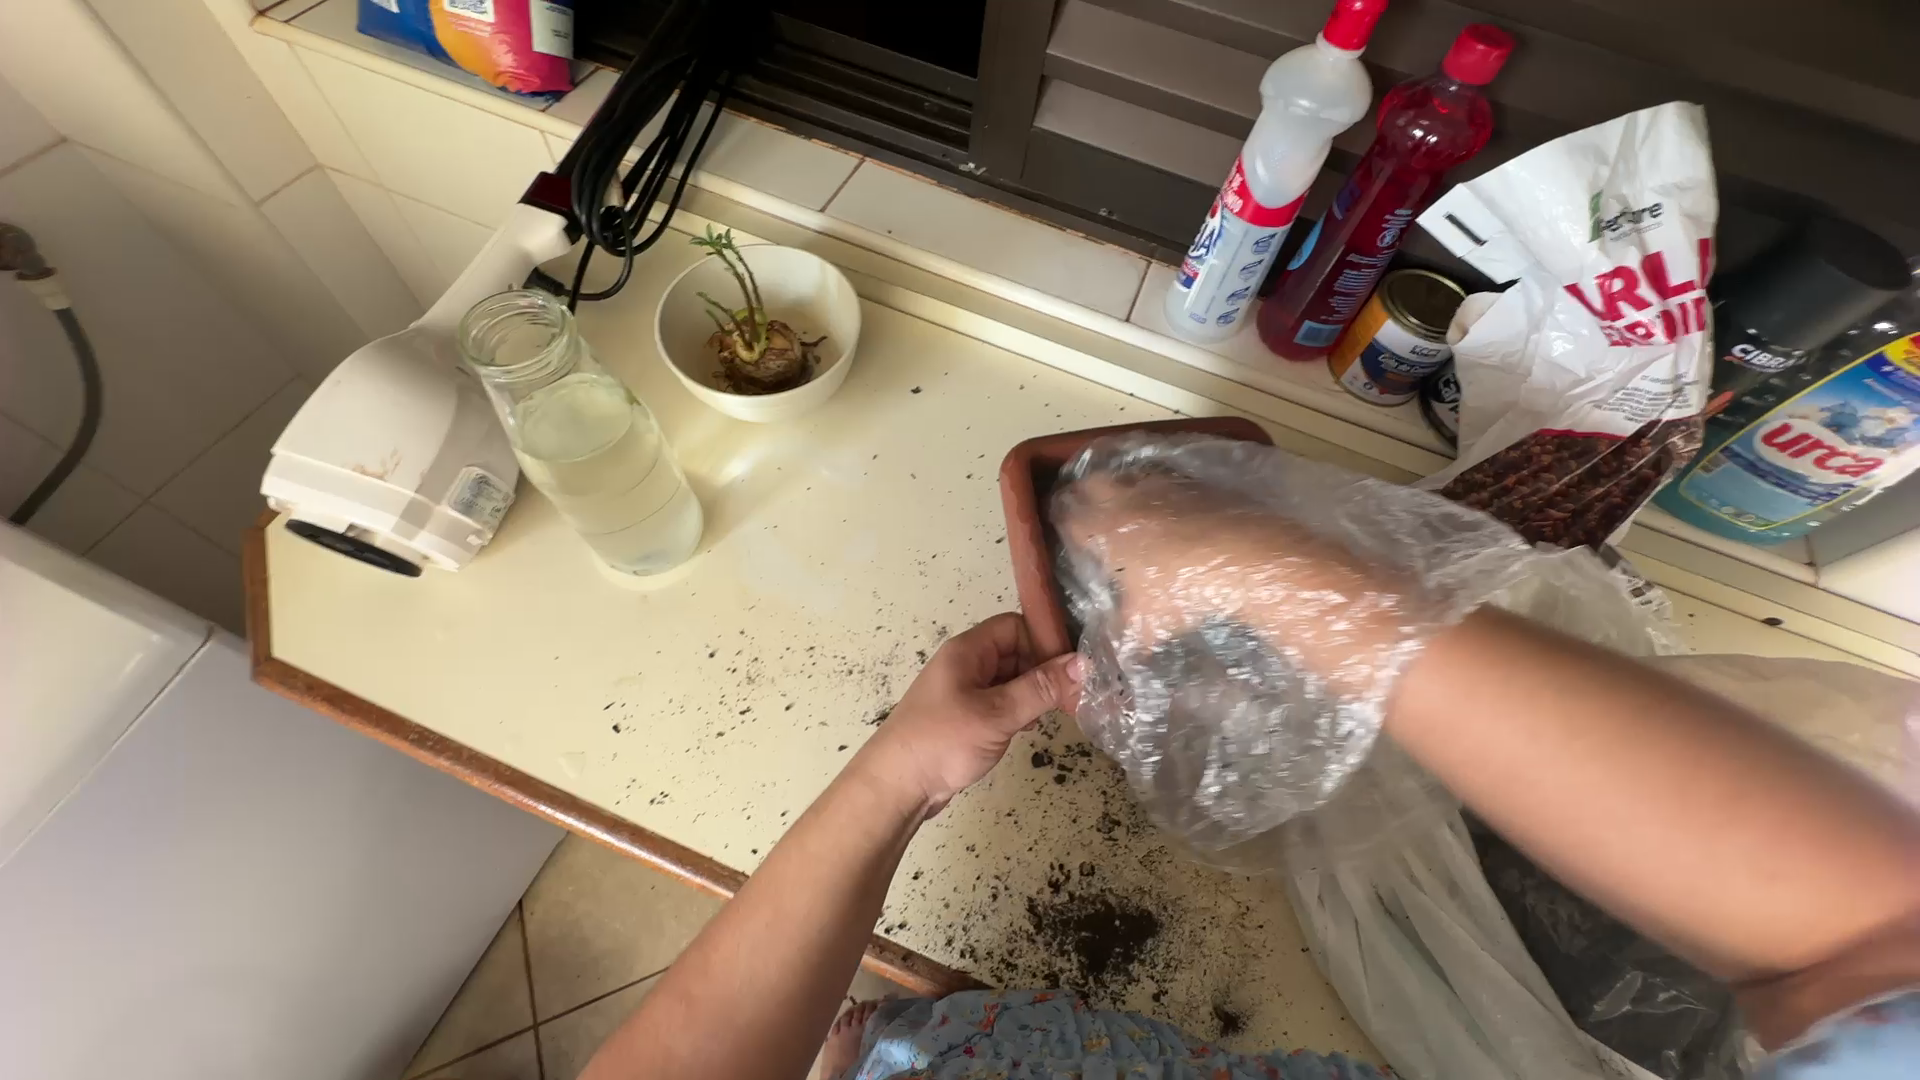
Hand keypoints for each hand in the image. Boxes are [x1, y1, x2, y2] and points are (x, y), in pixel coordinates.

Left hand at [853, 613, 1083, 816]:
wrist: (897, 786)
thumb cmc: (942, 740)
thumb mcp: (997, 714)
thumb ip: (1041, 688)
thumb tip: (1083, 663)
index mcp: (968, 650)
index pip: (1015, 626)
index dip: (1043, 641)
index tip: (1070, 667)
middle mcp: (966, 664)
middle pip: (1015, 651)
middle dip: (1042, 670)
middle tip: (1071, 696)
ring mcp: (964, 691)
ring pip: (1010, 679)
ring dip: (1032, 693)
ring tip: (1054, 714)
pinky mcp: (965, 716)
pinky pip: (1000, 702)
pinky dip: (1018, 711)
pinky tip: (1028, 729)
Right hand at [1054, 470, 1408, 688]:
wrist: (1248, 561)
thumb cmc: (1183, 593)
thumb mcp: (1145, 626)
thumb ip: (1120, 638)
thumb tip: (1107, 659)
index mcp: (1103, 529)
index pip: (1067, 516)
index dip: (1060, 522)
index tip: (1061, 530)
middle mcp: (1126, 499)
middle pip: (1091, 483)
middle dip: (1083, 494)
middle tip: (1087, 512)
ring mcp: (1162, 486)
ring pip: (1129, 475)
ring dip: (1122, 487)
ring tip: (1127, 507)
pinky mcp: (1195, 483)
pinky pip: (1166, 479)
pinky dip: (1160, 490)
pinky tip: (1172, 510)